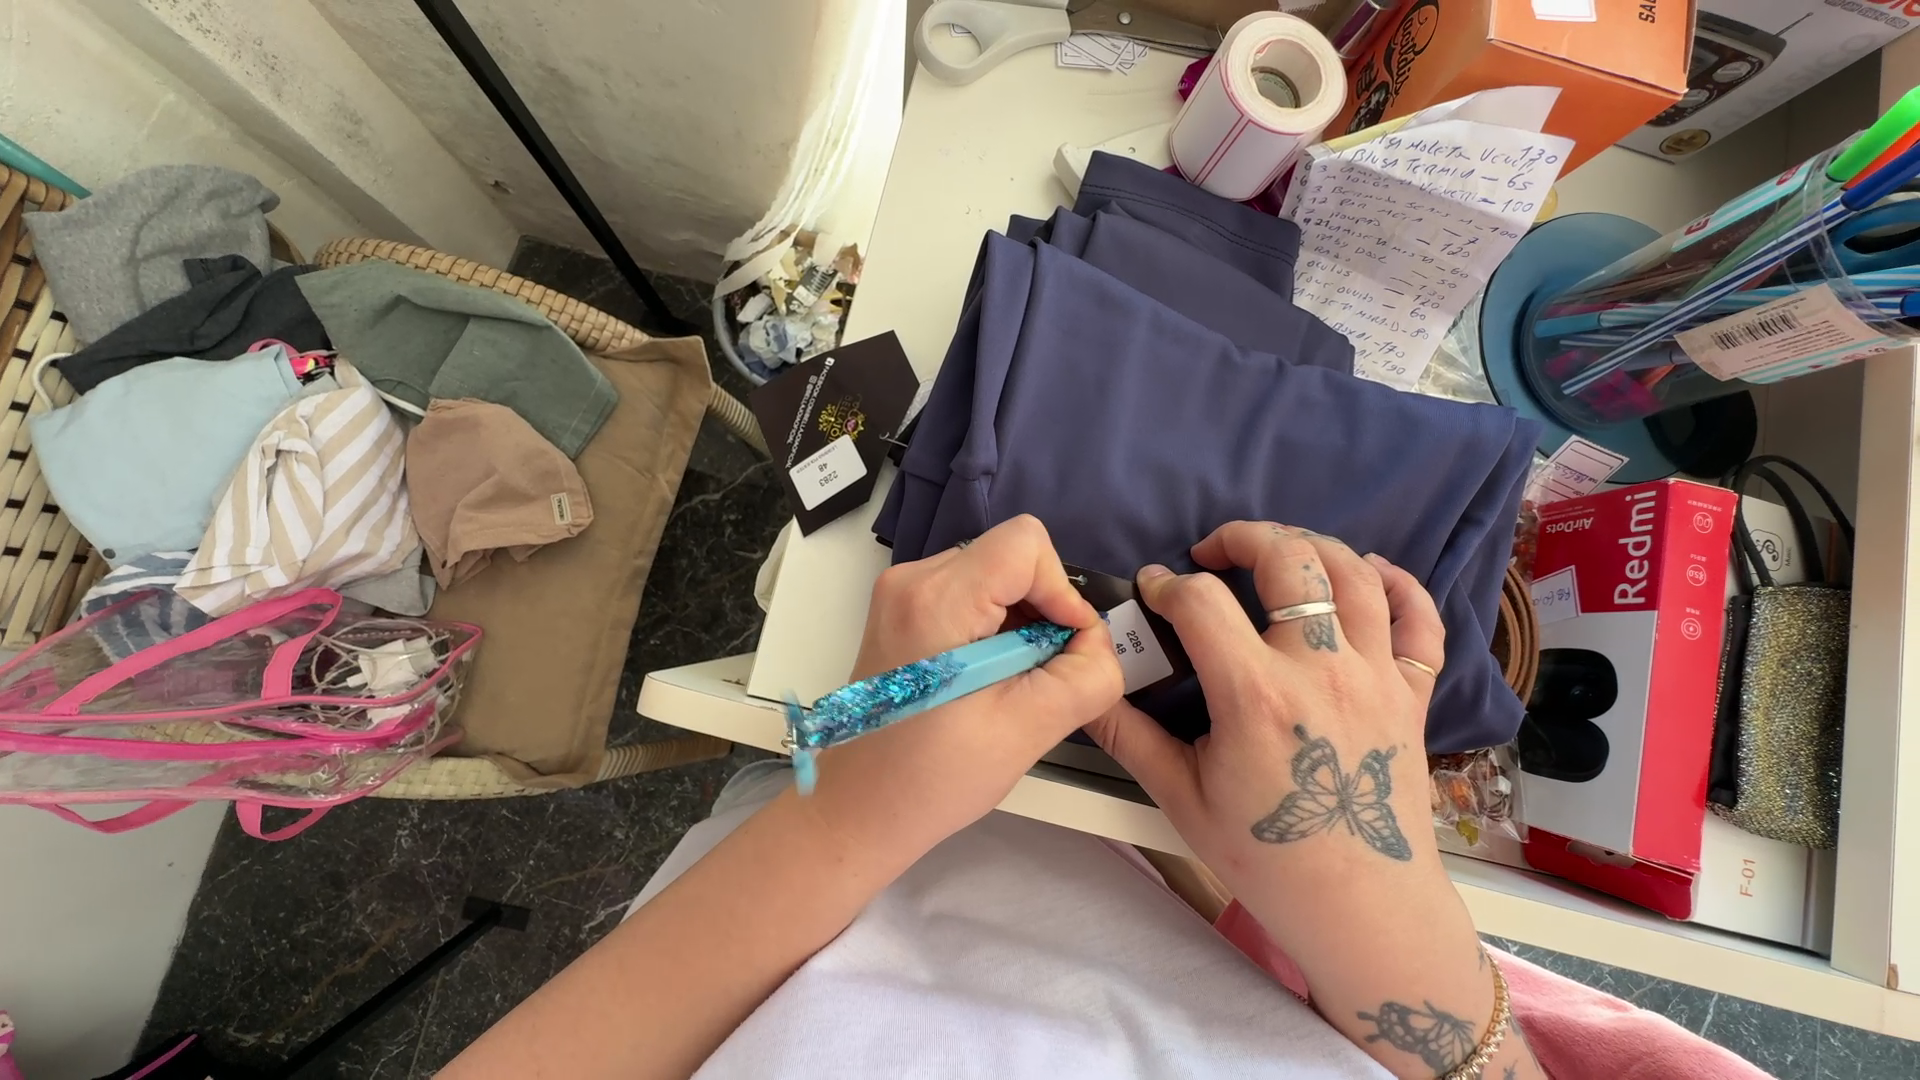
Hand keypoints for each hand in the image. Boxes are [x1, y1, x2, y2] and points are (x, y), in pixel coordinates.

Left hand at [805, 515, 1123, 856]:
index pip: (1025, 543)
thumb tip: (1097, 639)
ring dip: (1019, 621)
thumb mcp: (1027, 730)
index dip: (1060, 590)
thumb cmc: (933, 778)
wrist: (858, 807)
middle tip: (1039, 674)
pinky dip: (994, 625)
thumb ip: (1085, 676)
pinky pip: (969, 591)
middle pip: (1010, 556)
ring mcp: (900, 591)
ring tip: (1010, 681)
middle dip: (1041, 609)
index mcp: (935, 599)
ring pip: (993, 573)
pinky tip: (987, 675)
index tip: (1061, 646)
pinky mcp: (900, 609)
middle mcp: (911, 578)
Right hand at [1083, 521, 1446, 892]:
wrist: (1361, 910)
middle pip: (1292, 561)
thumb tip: (1085, 684)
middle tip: (1212, 550)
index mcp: (1256, 696)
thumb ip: (1126, 732)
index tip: (1152, 589)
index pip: (1202, 602)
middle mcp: (1322, 671)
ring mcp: (1376, 679)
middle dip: (1243, 537)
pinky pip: (1420, 623)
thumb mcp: (1179, 795)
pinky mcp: (1412, 697)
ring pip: (1356, 576)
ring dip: (1312, 546)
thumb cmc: (1264, 857)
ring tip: (1277, 552)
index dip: (1167, 584)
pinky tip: (1366, 572)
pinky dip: (1398, 584)